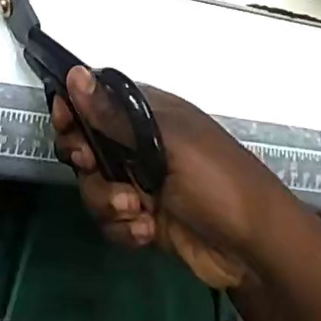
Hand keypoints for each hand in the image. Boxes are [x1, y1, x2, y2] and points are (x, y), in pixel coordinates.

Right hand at [50, 67, 290, 287]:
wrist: (254, 247)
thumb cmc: (216, 178)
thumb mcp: (166, 141)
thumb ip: (115, 115)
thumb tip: (76, 74)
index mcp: (145, 112)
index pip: (95, 100)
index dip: (75, 110)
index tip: (66, 124)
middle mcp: (137, 142)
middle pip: (85, 143)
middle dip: (85, 160)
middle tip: (91, 165)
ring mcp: (139, 180)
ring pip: (93, 185)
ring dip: (108, 201)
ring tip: (137, 211)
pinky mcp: (142, 216)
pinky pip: (110, 219)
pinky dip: (123, 228)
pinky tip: (147, 231)